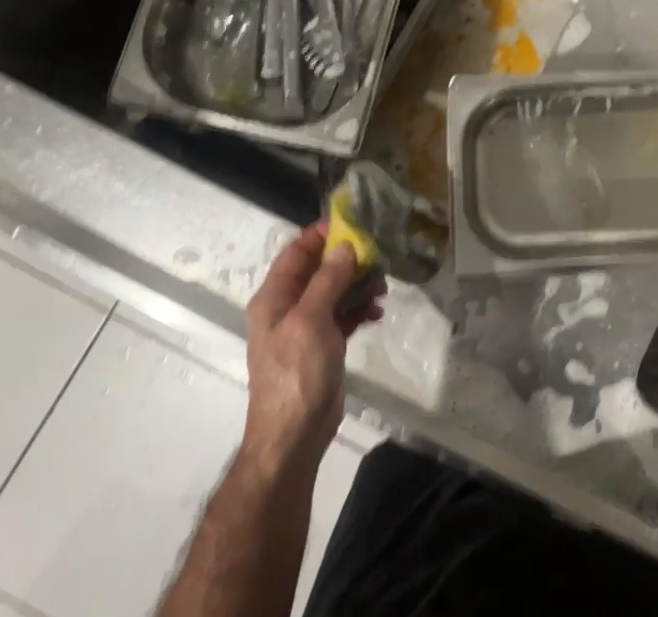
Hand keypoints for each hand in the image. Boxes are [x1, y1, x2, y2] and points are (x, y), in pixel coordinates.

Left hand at [242, 220, 383, 474]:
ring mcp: (305, 328)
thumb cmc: (296, 374)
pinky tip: (377, 312)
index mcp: (274, 297)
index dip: (322, 235)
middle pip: (319, 270)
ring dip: (358, 285)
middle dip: (348, 260)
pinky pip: (343, 316)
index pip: (296, 253)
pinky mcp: (323, 346)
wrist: (293, 434)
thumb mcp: (311, 321)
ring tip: (383, 287)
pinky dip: (359, 310)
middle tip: (379, 256)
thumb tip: (345, 246)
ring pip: (334, 292)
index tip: (355, 222)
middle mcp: (287, 307)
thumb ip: (327, 281)